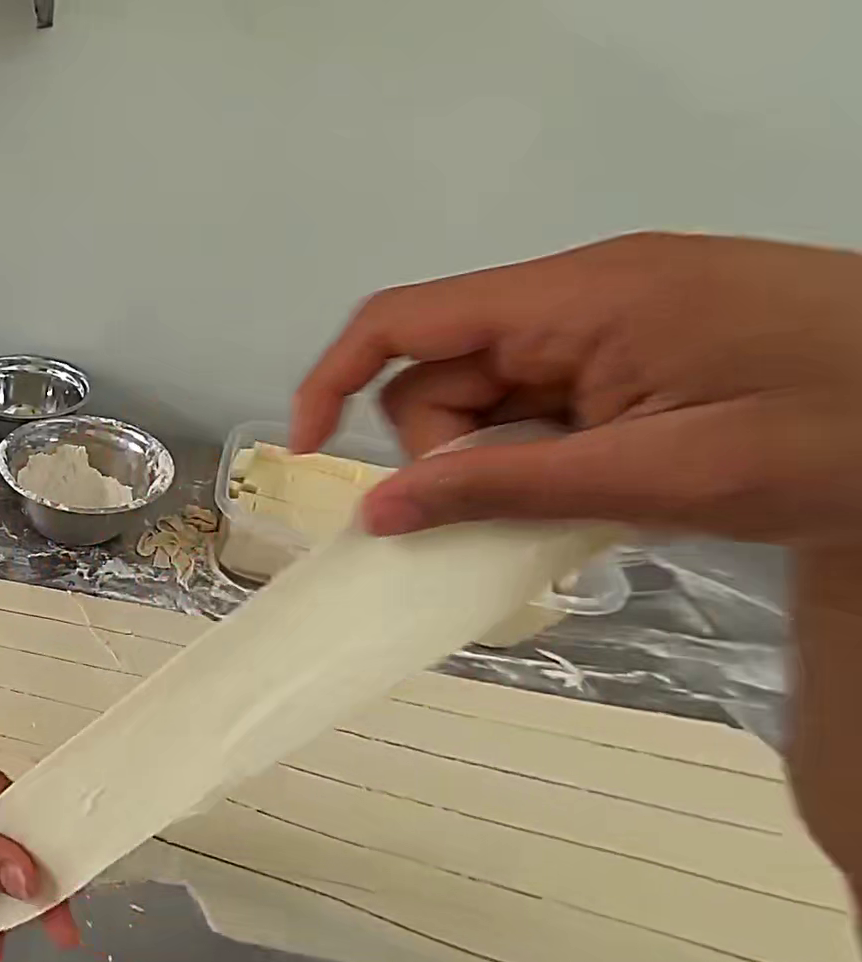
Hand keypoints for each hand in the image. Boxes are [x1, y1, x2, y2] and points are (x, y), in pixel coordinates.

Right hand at [291, 232, 861, 548]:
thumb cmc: (850, 439)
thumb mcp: (659, 475)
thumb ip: (499, 489)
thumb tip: (373, 515)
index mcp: (578, 297)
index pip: (400, 320)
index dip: (331, 380)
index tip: (307, 448)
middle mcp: (573, 295)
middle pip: (435, 372)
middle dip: (449, 444)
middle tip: (522, 492)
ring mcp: (597, 320)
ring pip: (473, 394)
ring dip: (492, 453)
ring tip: (579, 486)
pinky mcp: (616, 346)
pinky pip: (520, 400)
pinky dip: (527, 448)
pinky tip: (587, 471)